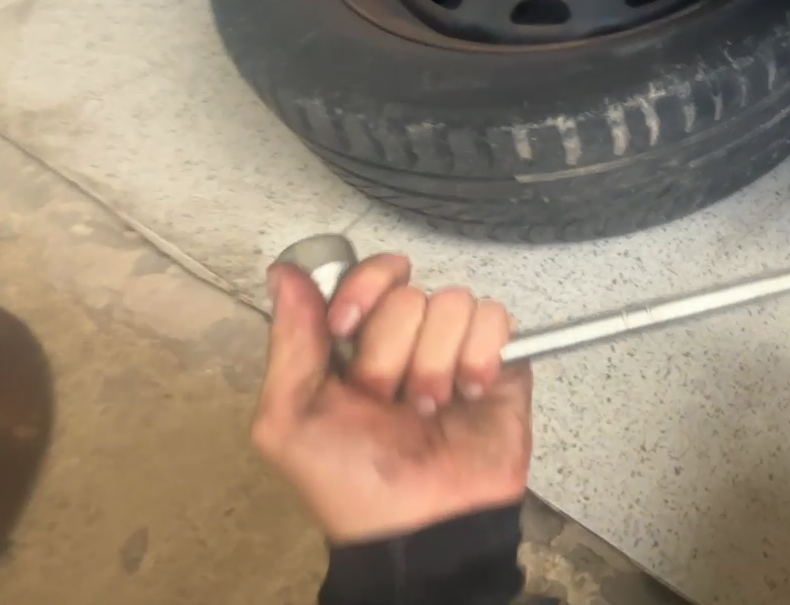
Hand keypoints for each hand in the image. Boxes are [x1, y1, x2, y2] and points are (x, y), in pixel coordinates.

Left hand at [250, 253, 531, 542]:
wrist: (424, 517)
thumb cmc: (351, 478)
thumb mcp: (291, 420)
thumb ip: (293, 343)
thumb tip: (285, 272)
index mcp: (359, 342)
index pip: (372, 274)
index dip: (365, 287)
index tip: (348, 327)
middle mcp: (411, 335)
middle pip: (412, 294)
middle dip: (394, 353)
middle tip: (390, 398)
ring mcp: (460, 342)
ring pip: (457, 303)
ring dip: (438, 361)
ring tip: (435, 403)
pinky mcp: (504, 353)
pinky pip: (498, 319)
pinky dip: (481, 356)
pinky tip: (471, 390)